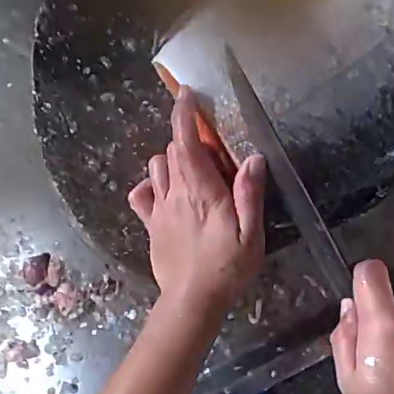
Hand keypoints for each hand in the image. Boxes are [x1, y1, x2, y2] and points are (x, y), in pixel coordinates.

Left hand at [127, 89, 265, 312]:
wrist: (192, 298)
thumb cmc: (227, 267)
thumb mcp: (251, 234)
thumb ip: (250, 194)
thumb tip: (252, 158)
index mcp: (201, 192)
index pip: (185, 143)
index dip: (184, 115)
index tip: (186, 94)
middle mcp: (175, 194)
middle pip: (172, 151)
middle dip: (190, 143)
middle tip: (216, 161)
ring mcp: (159, 208)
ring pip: (156, 167)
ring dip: (172, 161)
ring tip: (194, 175)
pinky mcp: (150, 224)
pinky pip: (141, 194)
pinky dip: (150, 184)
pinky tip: (165, 192)